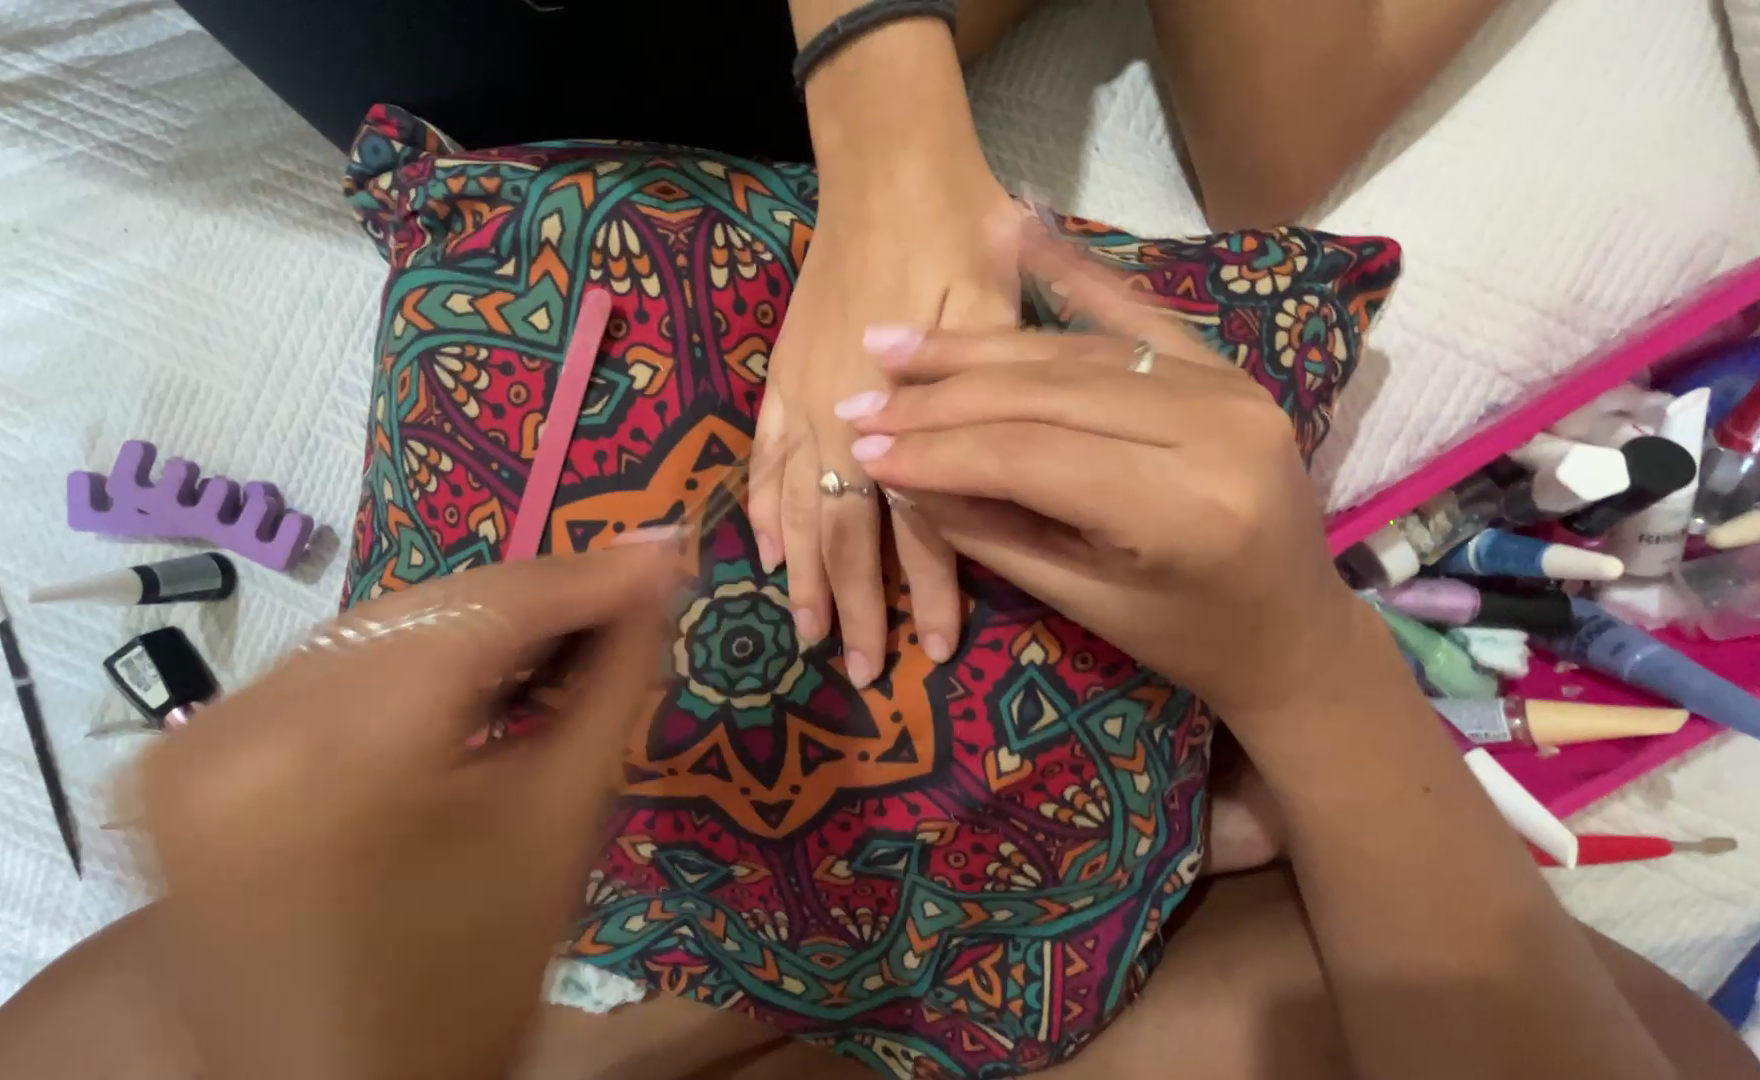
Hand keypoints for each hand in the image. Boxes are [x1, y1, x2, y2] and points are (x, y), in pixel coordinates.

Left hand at [136, 541, 682, 1079]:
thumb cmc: (473, 976)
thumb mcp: (562, 818)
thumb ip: (615, 680)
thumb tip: (657, 579)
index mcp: (332, 762)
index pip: (482, 615)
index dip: (584, 577)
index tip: (660, 553)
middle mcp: (236, 728)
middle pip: (427, 611)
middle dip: (539, 598)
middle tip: (627, 593)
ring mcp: (198, 736)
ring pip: (384, 626)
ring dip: (482, 624)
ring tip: (568, 633)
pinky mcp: (190, 750)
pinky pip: (339, 663)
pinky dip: (420, 656)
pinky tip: (484, 669)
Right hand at [747, 151, 1015, 689]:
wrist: (888, 170)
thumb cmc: (956, 241)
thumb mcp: (998, 320)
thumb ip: (978, 415)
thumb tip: (957, 493)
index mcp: (902, 415)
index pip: (916, 525)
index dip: (926, 591)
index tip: (932, 653)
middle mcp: (840, 421)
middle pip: (846, 531)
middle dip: (853, 605)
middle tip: (856, 670)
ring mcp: (800, 402)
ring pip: (798, 505)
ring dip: (802, 573)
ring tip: (803, 629)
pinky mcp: (778, 381)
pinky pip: (761, 456)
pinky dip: (761, 507)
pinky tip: (761, 548)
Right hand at [842, 220, 1369, 726]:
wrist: (1297, 633)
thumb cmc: (1188, 640)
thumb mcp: (1084, 602)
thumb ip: (992, 531)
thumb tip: (904, 476)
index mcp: (1181, 508)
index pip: (1029, 456)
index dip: (938, 449)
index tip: (863, 448)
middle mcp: (1211, 427)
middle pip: (1045, 392)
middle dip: (943, 396)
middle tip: (863, 395)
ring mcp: (1226, 384)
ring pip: (1072, 352)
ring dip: (976, 348)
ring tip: (898, 345)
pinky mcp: (1223, 366)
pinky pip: (1133, 313)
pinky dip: (1070, 270)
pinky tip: (1012, 229)